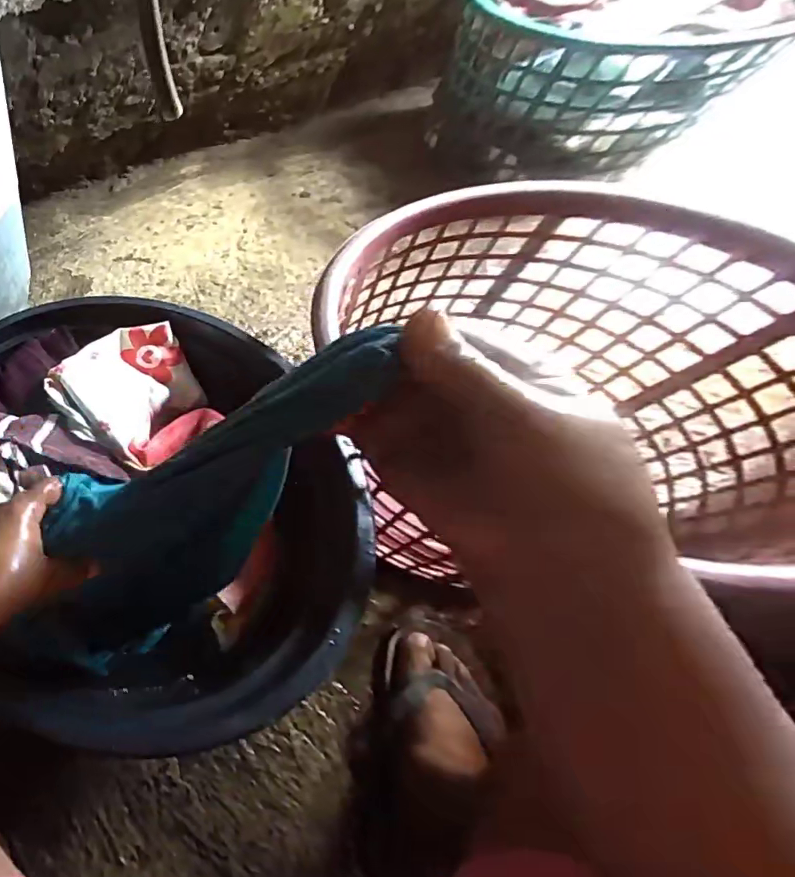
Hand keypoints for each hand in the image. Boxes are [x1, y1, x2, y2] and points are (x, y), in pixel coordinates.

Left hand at [0, 469, 93, 634]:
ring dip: (36, 523)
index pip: (48, 486)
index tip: (86, 500)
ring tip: (60, 537)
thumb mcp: (50, 577)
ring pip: (19, 515)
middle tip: (78, 521)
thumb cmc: (12, 579)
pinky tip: (35, 550)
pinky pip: (8, 529)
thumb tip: (96, 565)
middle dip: (53, 508)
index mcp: (22, 508)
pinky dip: (22, 534)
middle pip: (32, 500)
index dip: (66, 491)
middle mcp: (3, 508)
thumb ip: (75, 569)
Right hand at [346, 309, 671, 578]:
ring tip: (315, 391)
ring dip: (344, 388)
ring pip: (375, 392)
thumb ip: (464, 369)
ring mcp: (424, 423)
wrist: (547, 562)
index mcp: (511, 373)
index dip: (415, 337)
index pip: (454, 339)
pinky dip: (332, 416)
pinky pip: (356, 424)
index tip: (375, 343)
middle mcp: (462, 392)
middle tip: (333, 368)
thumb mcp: (521, 417)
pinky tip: (314, 415)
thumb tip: (419, 314)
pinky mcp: (390, 451)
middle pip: (405, 362)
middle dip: (369, 363)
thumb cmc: (562, 483)